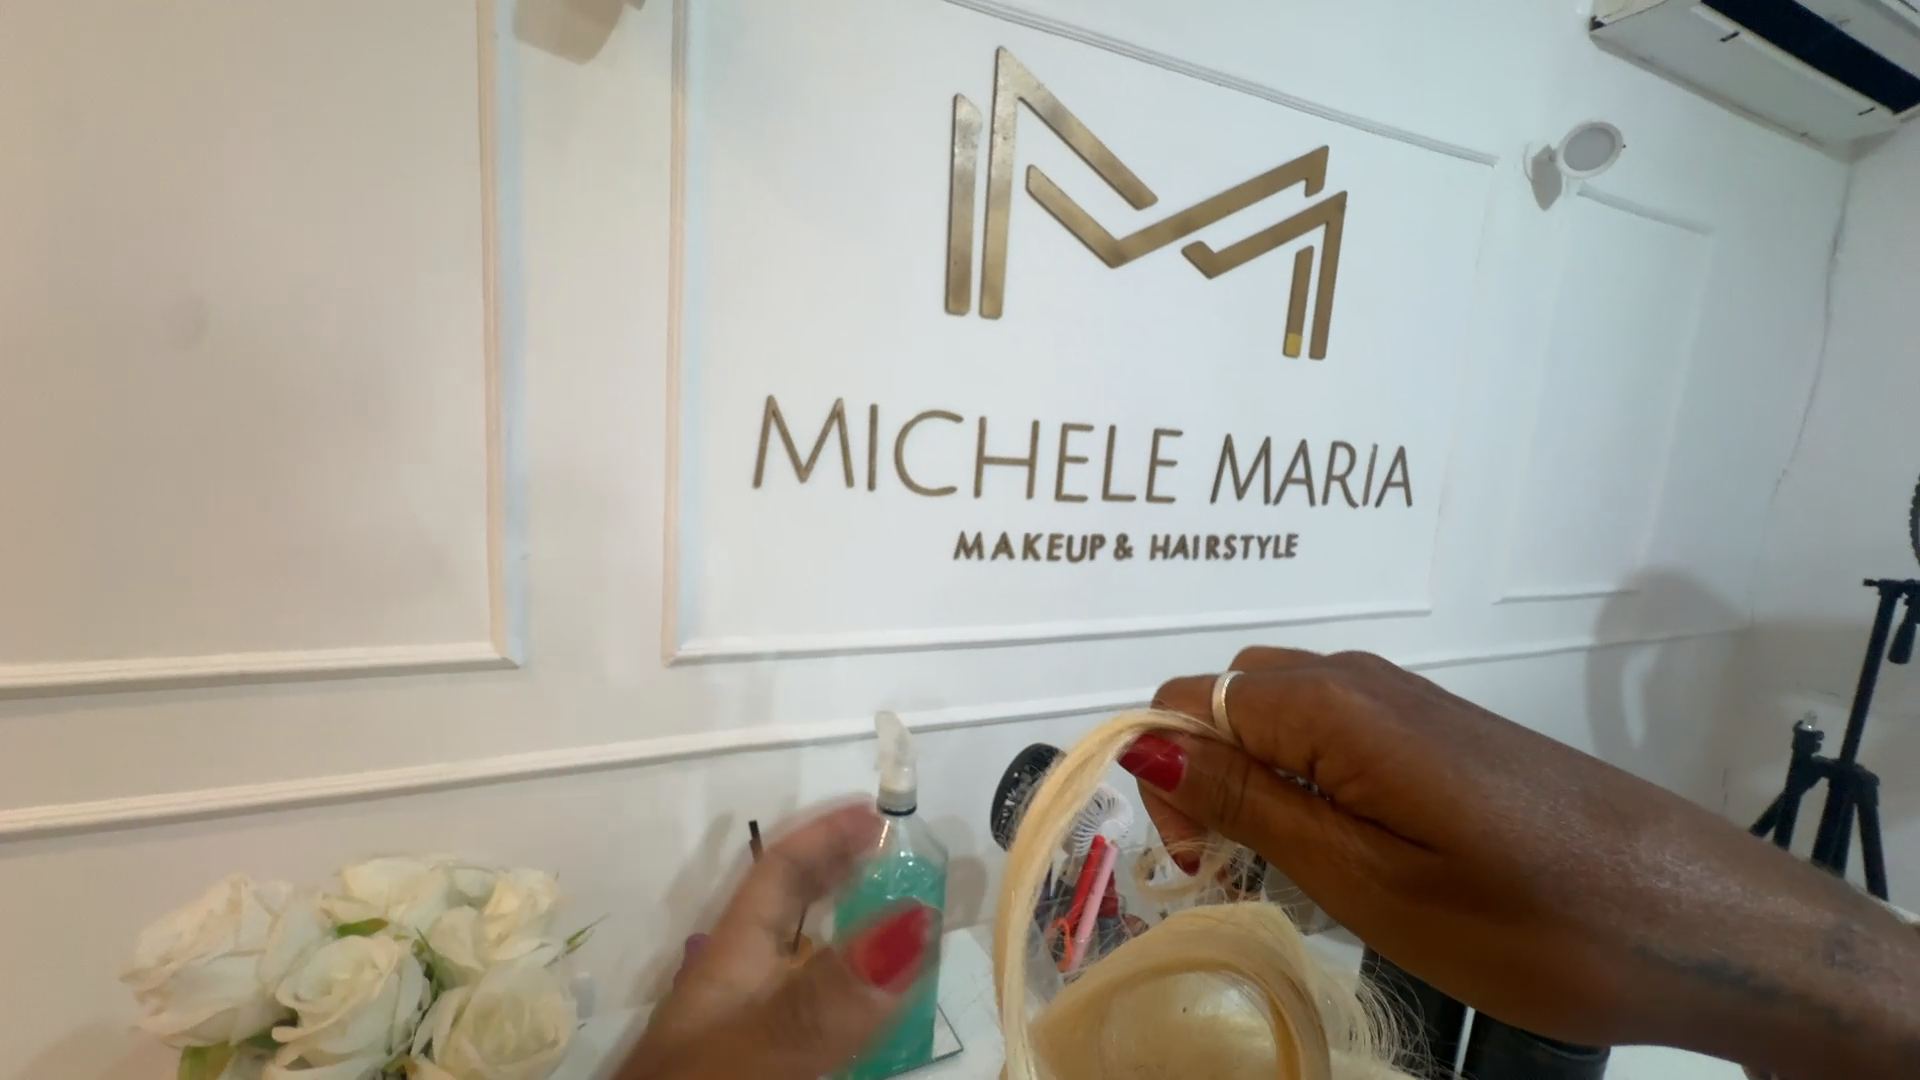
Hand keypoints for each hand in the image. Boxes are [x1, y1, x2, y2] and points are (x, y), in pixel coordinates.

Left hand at [618, 803, 935, 1079]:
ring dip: (848, 920)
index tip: (879, 810)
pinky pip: (812, 1001)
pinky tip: (867, 998)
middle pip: (792, 900)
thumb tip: (914, 917)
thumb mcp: (757, 1044)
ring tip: (897, 910)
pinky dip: (847, 984)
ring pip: (803, 950)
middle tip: (901, 852)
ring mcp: (747, 1019)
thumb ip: (826, 994)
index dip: (827, 831)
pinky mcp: (762, 1057)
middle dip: (843, 865)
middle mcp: (741, 977)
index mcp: (733, 952)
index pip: (780, 867)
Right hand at [1119, 648, 1919, 1078]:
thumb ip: (1244, 800)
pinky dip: (1297, 772)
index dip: (1167, 774)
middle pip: (1223, 696)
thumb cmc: (1528, 919)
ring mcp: (1393, 694)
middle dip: (1200, 770)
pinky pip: (1322, 725)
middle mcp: (1350, 676)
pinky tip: (1336, 836)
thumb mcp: (1361, 877)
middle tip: (1235, 861)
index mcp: (1326, 703)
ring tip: (1282, 856)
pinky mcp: (1425, 722)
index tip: (1199, 858)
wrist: (1713, 925)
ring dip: (1247, 773)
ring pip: (1269, 709)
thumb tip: (1143, 746)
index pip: (1187, 701)